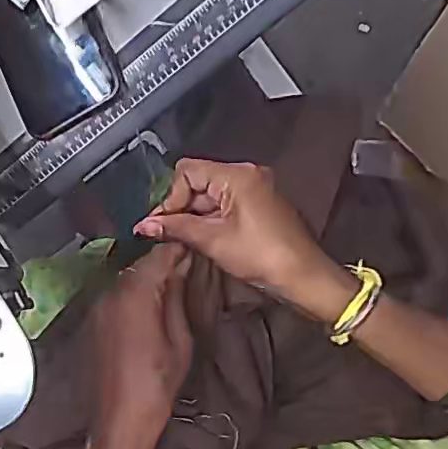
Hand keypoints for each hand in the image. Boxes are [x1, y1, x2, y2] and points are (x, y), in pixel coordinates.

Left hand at [87, 243, 193, 448]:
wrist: (120, 420)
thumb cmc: (156, 385)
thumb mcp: (179, 340)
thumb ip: (177, 298)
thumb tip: (180, 270)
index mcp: (135, 295)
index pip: (158, 257)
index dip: (178, 250)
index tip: (193, 249)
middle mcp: (110, 295)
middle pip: (139, 267)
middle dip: (162, 265)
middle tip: (186, 269)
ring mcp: (97, 309)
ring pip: (126, 282)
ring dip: (146, 282)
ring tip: (170, 292)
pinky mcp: (92, 323)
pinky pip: (115, 299)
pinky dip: (132, 298)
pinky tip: (147, 312)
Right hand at [133, 159, 356, 321]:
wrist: (303, 276)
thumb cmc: (263, 256)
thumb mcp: (213, 240)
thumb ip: (176, 227)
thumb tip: (144, 225)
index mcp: (237, 175)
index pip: (187, 172)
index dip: (170, 197)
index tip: (160, 224)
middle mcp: (246, 174)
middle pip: (197, 182)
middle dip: (179, 207)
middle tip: (162, 234)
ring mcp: (254, 189)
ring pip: (208, 195)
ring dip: (192, 216)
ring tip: (179, 239)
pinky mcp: (257, 205)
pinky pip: (223, 205)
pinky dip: (208, 220)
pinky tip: (199, 239)